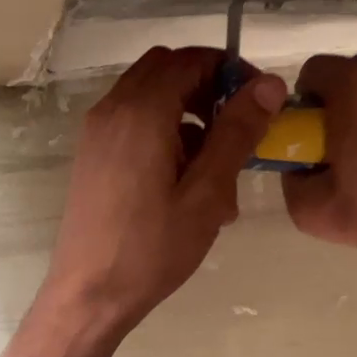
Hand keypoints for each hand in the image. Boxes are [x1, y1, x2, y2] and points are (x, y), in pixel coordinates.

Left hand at [39, 46, 286, 330]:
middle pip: (166, 72)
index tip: (259, 104)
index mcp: (140, 113)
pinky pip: (133, 128)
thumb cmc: (150, 251)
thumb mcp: (205, 194)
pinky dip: (163, 137)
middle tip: (238, 131)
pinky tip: (186, 187)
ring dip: (187, 118)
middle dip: (207, 91)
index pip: (190, 60)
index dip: (230, 71)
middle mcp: (111, 111)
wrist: (87, 296)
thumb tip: (268, 84)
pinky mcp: (92, 159)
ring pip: (150, 100)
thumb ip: (236, 133)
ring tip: (218, 173)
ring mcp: (96, 135)